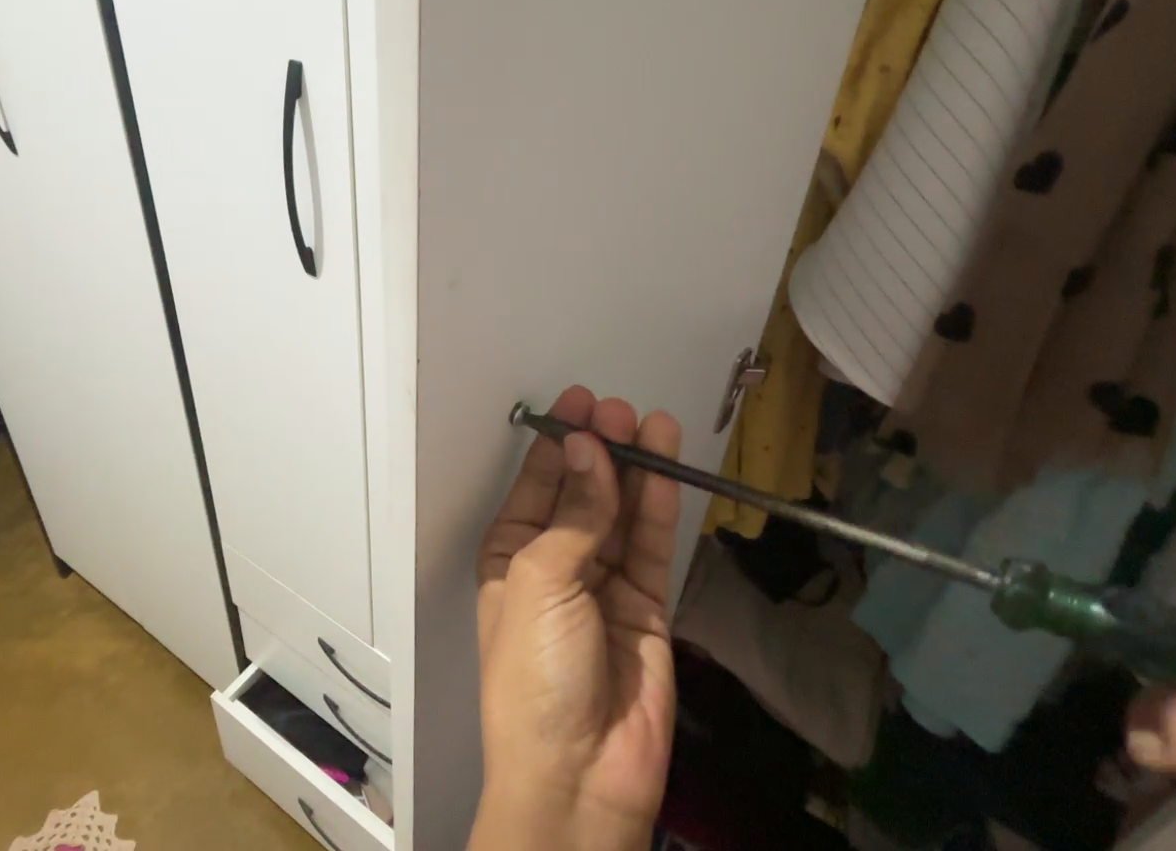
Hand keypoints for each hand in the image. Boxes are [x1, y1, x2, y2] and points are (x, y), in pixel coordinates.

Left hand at [469, 385, 682, 850]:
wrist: (581, 773)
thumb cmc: (536, 672)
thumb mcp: (541, 581)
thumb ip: (574, 514)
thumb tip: (586, 448)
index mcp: (511, 556)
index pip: (534, 486)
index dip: (555, 444)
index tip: (578, 402)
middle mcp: (554, 564)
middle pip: (580, 493)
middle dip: (598, 451)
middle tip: (618, 409)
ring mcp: (601, 584)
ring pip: (619, 513)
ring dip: (633, 469)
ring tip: (649, 422)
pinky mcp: (644, 605)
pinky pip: (649, 545)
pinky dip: (658, 506)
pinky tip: (665, 467)